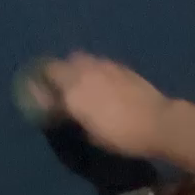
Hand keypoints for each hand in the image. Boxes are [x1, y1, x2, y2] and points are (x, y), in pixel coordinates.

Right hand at [42, 51, 173, 157]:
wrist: (157, 121)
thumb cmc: (121, 135)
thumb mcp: (91, 133)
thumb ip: (72, 116)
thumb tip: (63, 110)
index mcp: (72, 90)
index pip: (45, 80)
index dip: (38, 87)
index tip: (36, 94)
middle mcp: (83, 72)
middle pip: (58, 64)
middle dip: (53, 73)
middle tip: (55, 87)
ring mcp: (102, 66)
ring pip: (78, 59)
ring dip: (72, 68)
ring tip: (78, 82)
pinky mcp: (119, 66)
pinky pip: (97, 63)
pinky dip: (92, 69)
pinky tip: (100, 81)